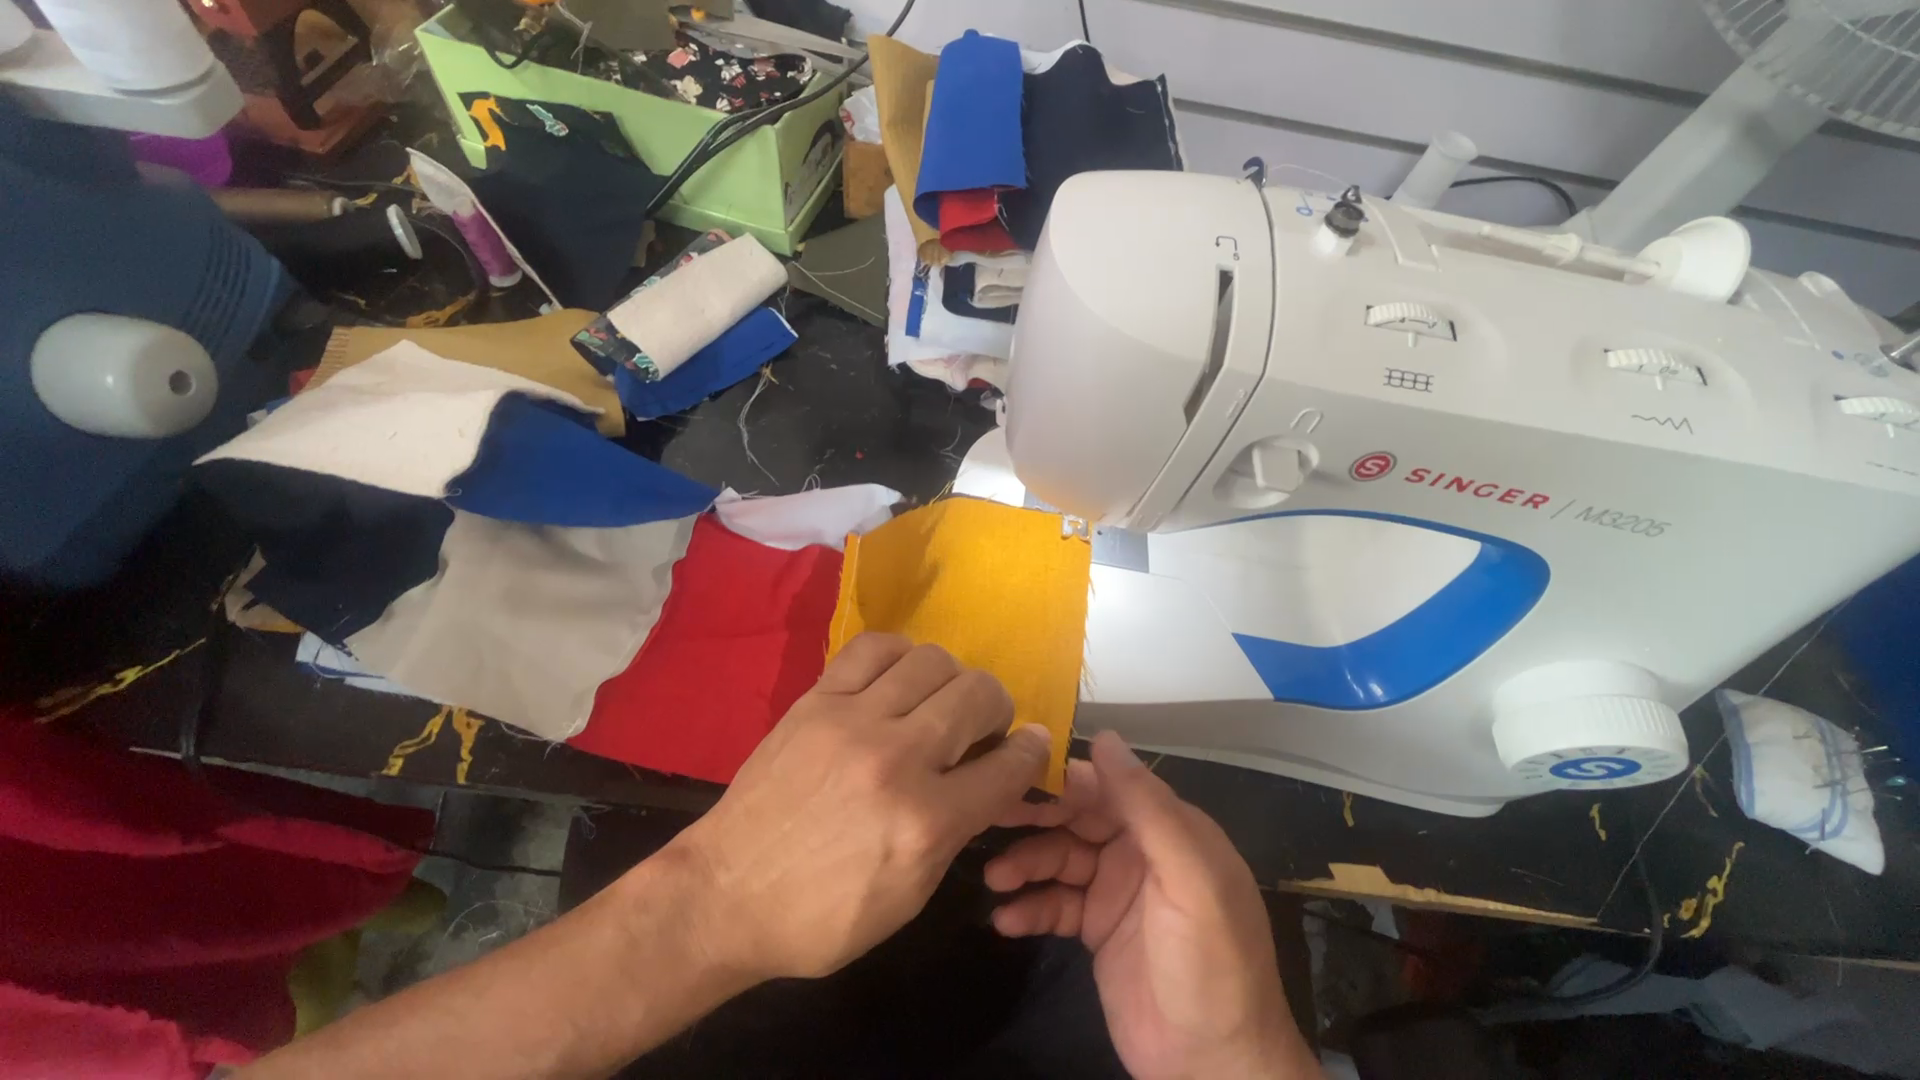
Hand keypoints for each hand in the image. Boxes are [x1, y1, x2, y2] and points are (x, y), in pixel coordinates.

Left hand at [668, 633, 1051, 981]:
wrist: (728, 894)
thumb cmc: (824, 916)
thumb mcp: (911, 895)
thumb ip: (960, 829)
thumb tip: (996, 780)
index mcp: (928, 822)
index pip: (1009, 766)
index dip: (1032, 752)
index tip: (1031, 745)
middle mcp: (898, 759)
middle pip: (979, 695)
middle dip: (998, 708)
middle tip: (983, 727)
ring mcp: (853, 721)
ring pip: (934, 661)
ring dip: (953, 680)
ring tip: (939, 702)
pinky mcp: (816, 701)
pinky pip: (873, 648)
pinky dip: (900, 656)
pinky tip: (898, 680)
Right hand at [987, 732, 1317, 1079]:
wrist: (1214, 1067)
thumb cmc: (1211, 963)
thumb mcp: (1189, 879)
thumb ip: (1148, 808)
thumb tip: (1104, 737)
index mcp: (1169, 830)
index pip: (1108, 785)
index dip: (1063, 779)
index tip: (1015, 776)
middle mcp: (1140, 852)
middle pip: (1077, 818)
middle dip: (1035, 819)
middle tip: (988, 818)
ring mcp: (1116, 892)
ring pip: (1059, 859)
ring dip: (1025, 864)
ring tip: (994, 878)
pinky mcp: (1096, 931)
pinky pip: (1055, 905)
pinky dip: (1030, 907)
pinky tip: (1006, 920)